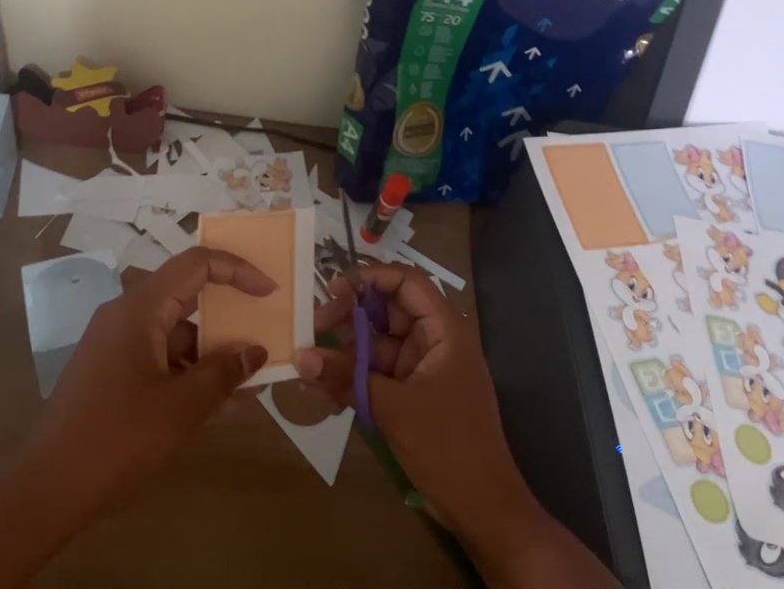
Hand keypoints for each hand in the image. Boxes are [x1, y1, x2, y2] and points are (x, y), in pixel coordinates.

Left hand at [23, 246, 274, 519]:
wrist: (48, 488)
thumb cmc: (118, 438)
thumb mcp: (182, 406)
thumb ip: (223, 373)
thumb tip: (254, 352)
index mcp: (139, 309)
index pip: (196, 265)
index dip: (237, 270)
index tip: (269, 292)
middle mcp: (124, 316)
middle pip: (186, 296)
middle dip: (228, 316)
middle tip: (263, 334)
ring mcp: (114, 345)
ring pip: (175, 332)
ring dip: (211, 352)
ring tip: (248, 383)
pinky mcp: (110, 373)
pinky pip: (159, 358)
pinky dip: (188, 372)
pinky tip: (216, 404)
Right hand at [296, 264, 531, 537]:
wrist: (483, 506)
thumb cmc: (447, 446)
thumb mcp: (392, 407)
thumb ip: (345, 378)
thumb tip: (300, 358)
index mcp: (445, 330)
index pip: (407, 282)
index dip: (371, 278)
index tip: (332, 288)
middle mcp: (437, 340)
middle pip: (390, 310)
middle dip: (351, 314)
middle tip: (314, 326)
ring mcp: (426, 367)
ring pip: (381, 342)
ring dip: (348, 348)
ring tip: (310, 359)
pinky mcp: (416, 393)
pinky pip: (381, 371)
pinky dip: (356, 374)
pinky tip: (324, 382)